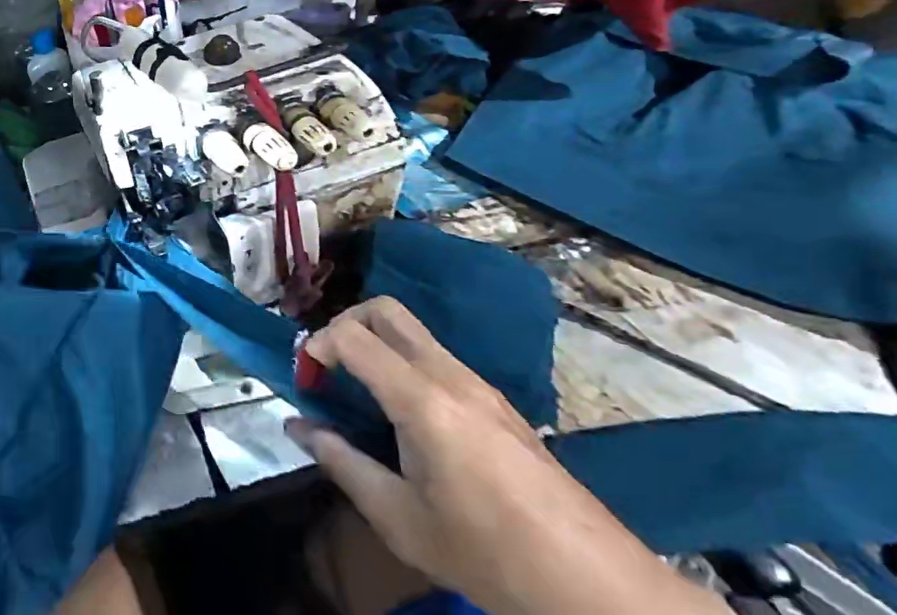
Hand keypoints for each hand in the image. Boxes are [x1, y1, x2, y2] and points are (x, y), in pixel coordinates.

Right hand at [286, 298, 725, 614]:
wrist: (598, 586)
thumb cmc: (488, 553)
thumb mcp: (398, 518)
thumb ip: (341, 462)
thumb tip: (298, 426)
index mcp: (422, 400)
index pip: (352, 335)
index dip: (316, 346)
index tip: (306, 381)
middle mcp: (451, 376)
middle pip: (385, 310)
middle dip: (344, 324)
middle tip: (328, 367)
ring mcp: (480, 386)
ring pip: (413, 332)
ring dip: (375, 344)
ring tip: (359, 393)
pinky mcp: (498, 403)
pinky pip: (436, 358)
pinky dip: (403, 364)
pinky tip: (403, 415)